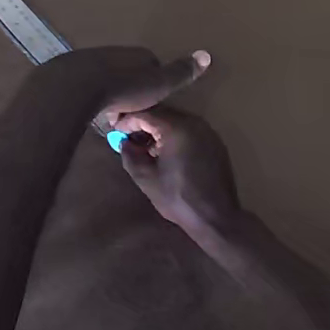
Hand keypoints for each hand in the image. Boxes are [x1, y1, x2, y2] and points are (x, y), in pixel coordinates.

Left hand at [35, 46, 210, 128]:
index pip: (154, 68)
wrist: (80, 85)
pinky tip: (91, 109)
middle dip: (131, 90)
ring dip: (111, 93)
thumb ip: (181, 72)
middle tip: (131, 113)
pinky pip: (89, 84)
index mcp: (141, 56)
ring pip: (109, 78)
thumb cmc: (126, 88)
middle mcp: (119, 53)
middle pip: (130, 73)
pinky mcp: (74, 71)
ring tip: (111, 114)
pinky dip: (93, 95)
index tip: (152, 104)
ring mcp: (95, 60)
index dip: (154, 87)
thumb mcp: (160, 84)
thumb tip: (207, 54)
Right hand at [113, 106, 242, 236]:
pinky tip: (165, 152)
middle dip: (142, 124)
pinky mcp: (215, 142)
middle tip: (126, 138)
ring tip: (144, 147)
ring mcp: (207, 131)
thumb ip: (130, 155)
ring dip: (158, 130)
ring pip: (176, 121)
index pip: (146, 114)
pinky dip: (174, 135)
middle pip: (162, 114)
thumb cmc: (178, 197)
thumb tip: (124, 142)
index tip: (114, 132)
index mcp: (176, 128)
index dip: (127, 121)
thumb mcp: (146, 178)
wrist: (215, 216)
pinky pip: (189, 130)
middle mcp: (194, 122)